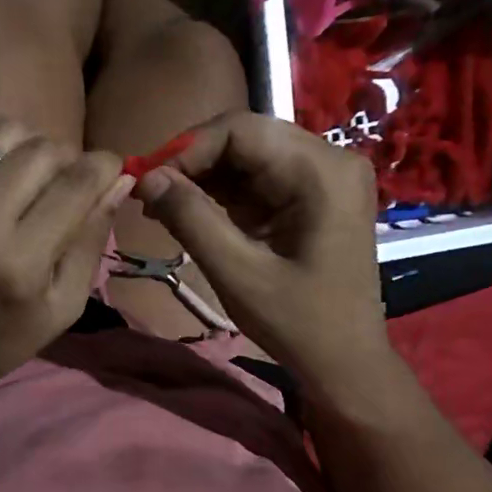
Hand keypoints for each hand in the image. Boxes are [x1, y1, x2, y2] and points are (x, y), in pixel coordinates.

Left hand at [0, 120, 133, 409]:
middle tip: (72, 183)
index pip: (76, 183)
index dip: (105, 166)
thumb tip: (119, 182)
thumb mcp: (65, 306)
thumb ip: (91, 241)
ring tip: (31, 176)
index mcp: (20, 261)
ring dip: (25, 146)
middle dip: (69, 156)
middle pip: (39, 151)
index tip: (112, 171)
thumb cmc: (7, 339)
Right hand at [134, 111, 383, 381]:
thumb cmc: (298, 322)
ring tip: (163, 208)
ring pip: (249, 157)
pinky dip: (223, 194)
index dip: (188, 149)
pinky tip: (192, 213)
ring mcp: (324, 178)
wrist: (345, 361)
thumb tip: (146, 178)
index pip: (242, 130)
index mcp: (322, 173)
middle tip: (150, 194)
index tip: (147, 181)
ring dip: (204, 178)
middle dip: (194, 162)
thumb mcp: (237, 272)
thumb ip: (191, 219)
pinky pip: (260, 180)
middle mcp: (330, 161)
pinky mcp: (313, 197)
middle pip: (247, 138)